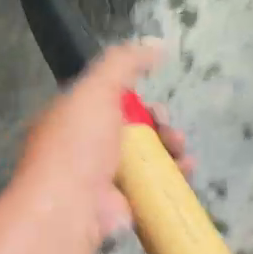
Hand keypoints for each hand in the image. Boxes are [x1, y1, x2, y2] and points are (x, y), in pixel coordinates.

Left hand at [15, 41, 192, 239]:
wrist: (68, 208)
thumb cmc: (76, 145)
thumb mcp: (95, 89)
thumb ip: (123, 62)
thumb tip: (156, 45)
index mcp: (68, 120)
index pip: (104, 102)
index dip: (133, 98)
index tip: (151, 102)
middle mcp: (80, 150)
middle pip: (130, 128)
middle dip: (158, 123)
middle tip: (167, 127)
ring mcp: (98, 180)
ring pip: (144, 157)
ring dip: (170, 148)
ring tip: (180, 150)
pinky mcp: (117, 205)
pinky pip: (151, 186)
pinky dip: (172, 176)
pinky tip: (185, 171)